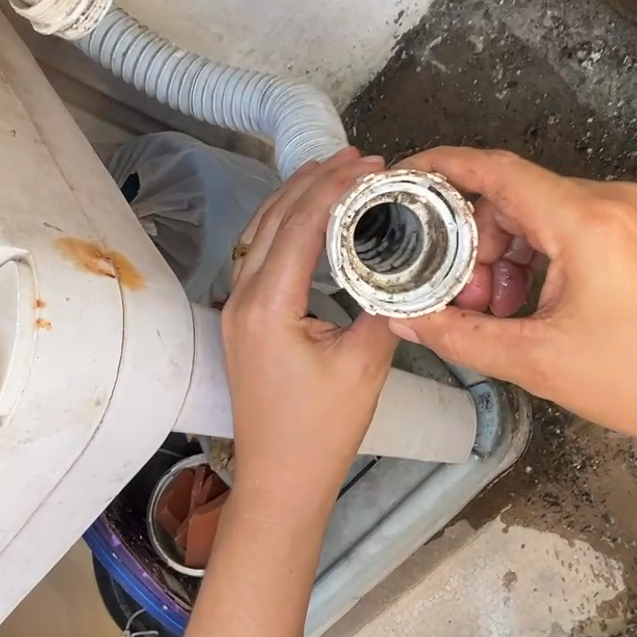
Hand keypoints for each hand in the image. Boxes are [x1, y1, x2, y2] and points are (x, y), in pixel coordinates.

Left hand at [223, 148, 398, 510]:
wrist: (280, 479)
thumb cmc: (321, 430)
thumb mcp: (364, 365)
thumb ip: (383, 306)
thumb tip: (402, 267)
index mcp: (268, 303)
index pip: (302, 223)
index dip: (337, 187)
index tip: (373, 165)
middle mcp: (242, 296)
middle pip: (274, 218)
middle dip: (314, 180)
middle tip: (357, 157)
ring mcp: (235, 308)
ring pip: (260, 233)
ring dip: (294, 198)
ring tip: (331, 171)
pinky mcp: (241, 320)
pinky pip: (257, 256)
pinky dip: (282, 226)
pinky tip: (307, 220)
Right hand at [387, 147, 636, 469]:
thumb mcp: (539, 362)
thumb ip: (461, 336)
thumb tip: (406, 320)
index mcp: (587, 219)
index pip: (495, 169)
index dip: (441, 167)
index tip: (403, 178)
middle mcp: (616, 200)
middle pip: (516, 196)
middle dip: (476, 242)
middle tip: (463, 297)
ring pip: (546, 214)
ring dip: (510, 255)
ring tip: (503, 311)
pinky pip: (578, 229)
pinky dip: (545, 259)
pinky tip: (539, 306)